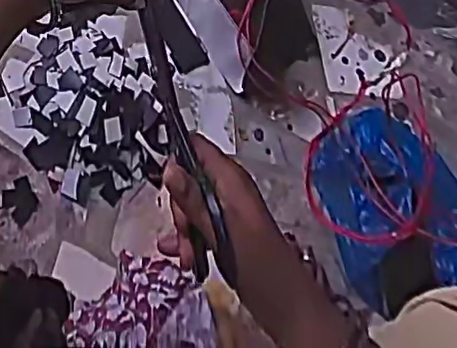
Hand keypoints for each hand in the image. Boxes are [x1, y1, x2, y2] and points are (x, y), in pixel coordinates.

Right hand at [161, 135, 341, 345]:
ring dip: (184, 226)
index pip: (195, 146)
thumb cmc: (261, 269)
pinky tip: (184, 255)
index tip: (165, 184)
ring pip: (192, 202)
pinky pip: (201, 221)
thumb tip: (169, 167)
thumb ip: (193, 200)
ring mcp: (228, 209)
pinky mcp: (228, 229)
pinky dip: (191, 236)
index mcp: (231, 179)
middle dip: (180, 205)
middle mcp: (229, 188)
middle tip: (184, 232)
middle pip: (189, 177)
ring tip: (186, 253)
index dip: (175, 158)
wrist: (291, 311)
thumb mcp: (221, 233)